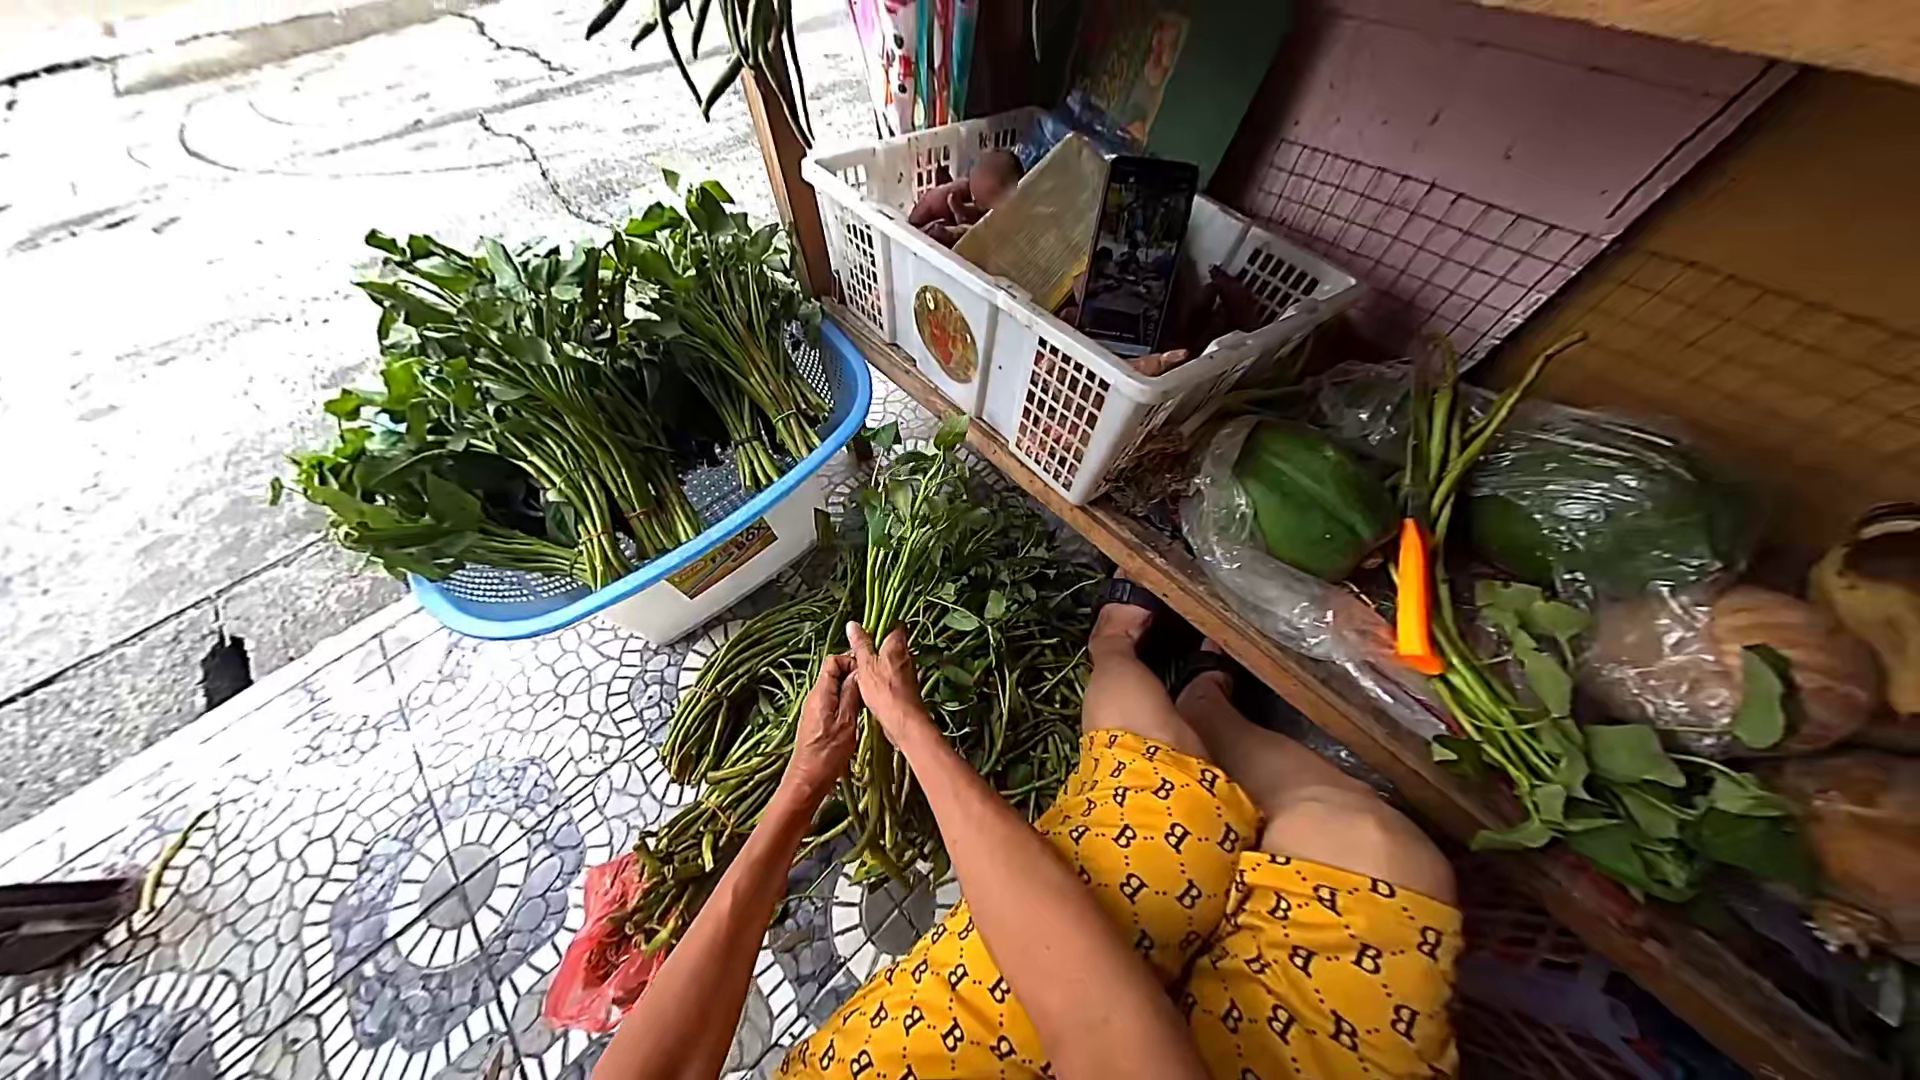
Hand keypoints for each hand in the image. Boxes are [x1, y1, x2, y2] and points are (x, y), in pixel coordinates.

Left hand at [781, 654, 860, 804]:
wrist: (809, 779)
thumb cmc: (828, 753)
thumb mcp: (847, 722)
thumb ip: (852, 694)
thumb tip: (859, 672)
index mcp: (820, 693)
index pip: (833, 660)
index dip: (851, 661)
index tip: (867, 673)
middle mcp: (815, 696)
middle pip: (834, 672)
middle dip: (854, 674)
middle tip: (872, 687)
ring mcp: (816, 707)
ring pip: (835, 686)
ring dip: (852, 688)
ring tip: (869, 699)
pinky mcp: (818, 718)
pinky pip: (833, 699)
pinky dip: (847, 700)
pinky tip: (859, 712)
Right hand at [845, 622, 934, 745]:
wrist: (903, 720)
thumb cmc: (884, 690)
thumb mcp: (866, 665)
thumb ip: (860, 645)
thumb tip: (853, 624)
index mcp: (897, 644)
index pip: (894, 624)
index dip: (881, 623)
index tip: (866, 629)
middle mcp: (906, 654)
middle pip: (892, 641)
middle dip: (877, 644)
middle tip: (859, 649)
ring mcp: (908, 670)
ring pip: (892, 658)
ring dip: (878, 660)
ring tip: (861, 666)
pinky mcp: (906, 685)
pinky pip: (892, 673)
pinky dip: (882, 674)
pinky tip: (871, 682)